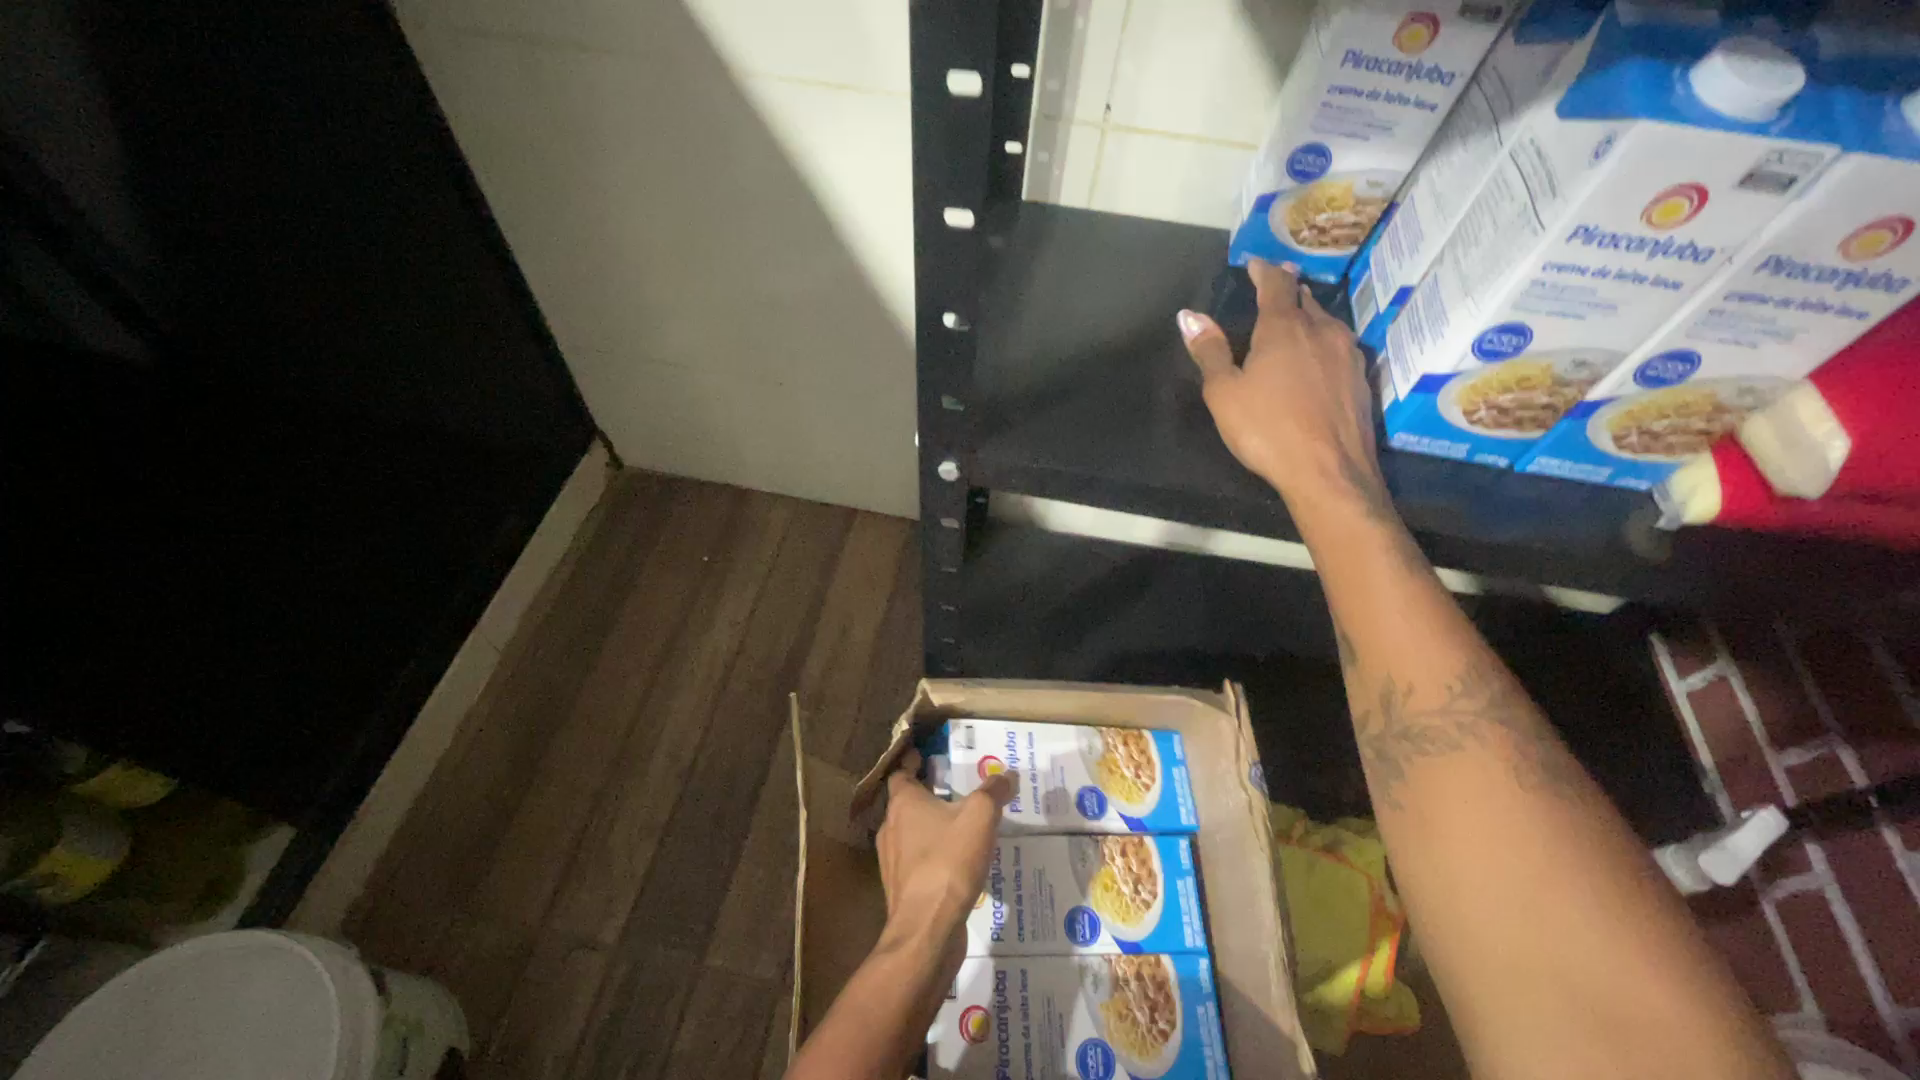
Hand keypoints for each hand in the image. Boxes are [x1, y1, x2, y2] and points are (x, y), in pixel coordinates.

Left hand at [875, 750, 1015, 957]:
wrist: (927, 928)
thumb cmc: (948, 862)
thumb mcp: (980, 817)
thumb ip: (993, 793)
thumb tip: (1006, 775)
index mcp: (903, 804)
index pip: (901, 773)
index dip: (914, 763)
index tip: (928, 756)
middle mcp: (891, 828)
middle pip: (906, 804)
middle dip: (928, 796)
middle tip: (956, 790)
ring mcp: (893, 862)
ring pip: (912, 835)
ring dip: (931, 828)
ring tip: (961, 827)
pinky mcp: (903, 889)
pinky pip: (919, 863)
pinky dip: (935, 856)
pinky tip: (958, 864)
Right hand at [1177, 259, 1386, 515]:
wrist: (1330, 471)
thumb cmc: (1267, 430)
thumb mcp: (1224, 393)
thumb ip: (1209, 351)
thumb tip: (1189, 315)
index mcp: (1284, 328)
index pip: (1275, 284)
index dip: (1263, 271)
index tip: (1254, 264)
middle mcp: (1322, 330)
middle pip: (1305, 299)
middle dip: (1288, 291)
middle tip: (1274, 289)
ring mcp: (1347, 354)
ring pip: (1326, 322)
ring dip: (1308, 316)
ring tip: (1294, 321)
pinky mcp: (1361, 379)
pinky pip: (1338, 347)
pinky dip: (1322, 343)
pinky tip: (1316, 359)